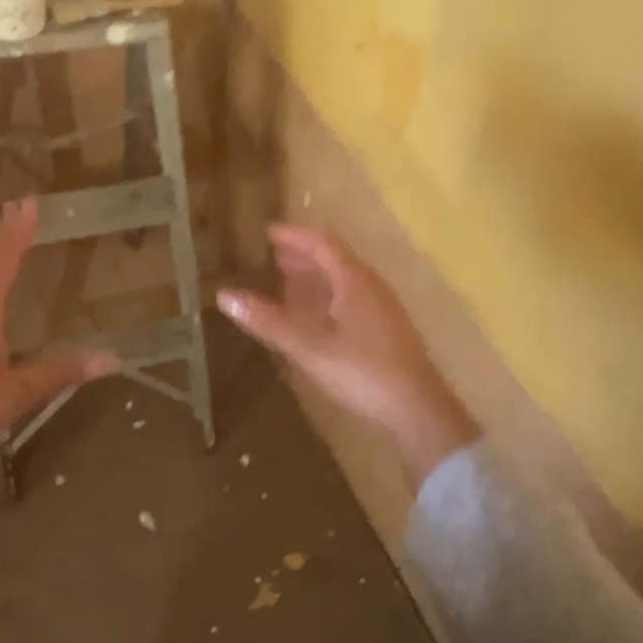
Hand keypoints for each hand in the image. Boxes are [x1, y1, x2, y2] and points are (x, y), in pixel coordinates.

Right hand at [217, 224, 478, 484]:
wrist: (417, 409)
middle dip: (302, 254)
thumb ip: (268, 321)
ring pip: (344, 280)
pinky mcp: (386, 330)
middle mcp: (371, 286)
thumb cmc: (362, 372)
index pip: (322, 242)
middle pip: (334, 258)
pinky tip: (313, 317)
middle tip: (270, 256)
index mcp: (354, 280)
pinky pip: (351, 299)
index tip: (267, 233)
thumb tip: (225, 295)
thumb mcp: (308, 347)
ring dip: (314, 277)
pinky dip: (326, 297)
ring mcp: (382, 308)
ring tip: (285, 282)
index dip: (294, 235)